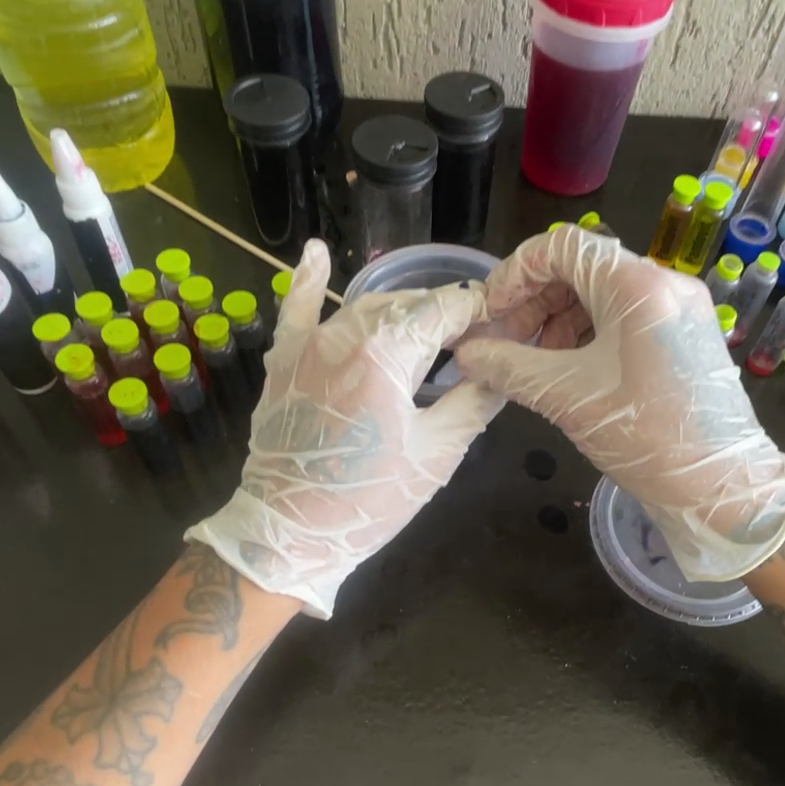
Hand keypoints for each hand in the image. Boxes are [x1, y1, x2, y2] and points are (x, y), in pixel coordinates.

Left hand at [188, 240, 502, 617]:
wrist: (290, 533)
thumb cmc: (371, 499)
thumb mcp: (438, 453)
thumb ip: (475, 399)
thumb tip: (502, 366)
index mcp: (385, 351)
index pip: (445, 310)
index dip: (478, 313)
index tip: (501, 326)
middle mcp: (343, 333)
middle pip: (408, 305)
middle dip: (444, 316)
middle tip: (472, 344)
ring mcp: (307, 344)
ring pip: (364, 307)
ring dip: (401, 313)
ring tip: (429, 332)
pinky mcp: (282, 361)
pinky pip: (294, 310)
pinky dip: (306, 281)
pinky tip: (316, 252)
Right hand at [455, 227, 784, 581]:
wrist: (720, 487)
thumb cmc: (644, 436)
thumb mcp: (566, 398)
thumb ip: (508, 367)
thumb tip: (466, 354)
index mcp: (638, 287)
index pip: (562, 247)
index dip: (516, 273)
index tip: (491, 313)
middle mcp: (665, 283)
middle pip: (582, 268)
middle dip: (535, 301)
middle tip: (507, 343)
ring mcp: (680, 307)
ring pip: (603, 293)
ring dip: (559, 319)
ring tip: (536, 362)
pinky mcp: (685, 333)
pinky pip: (626, 316)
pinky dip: (589, 333)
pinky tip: (570, 368)